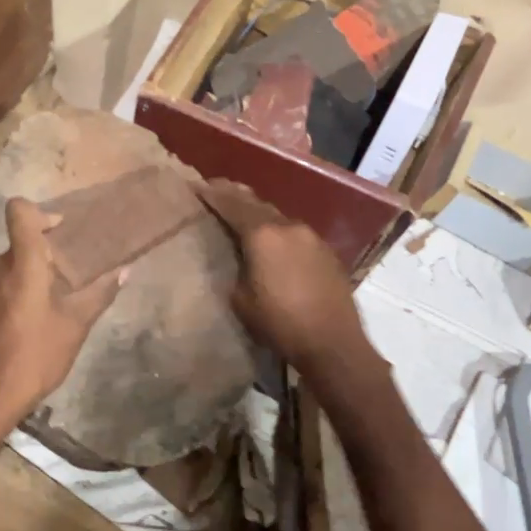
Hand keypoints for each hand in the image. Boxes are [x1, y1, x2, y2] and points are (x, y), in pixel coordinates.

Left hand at [0, 197, 124, 421]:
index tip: (58, 232)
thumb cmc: (37, 355)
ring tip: (42, 309)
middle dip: (40, 258)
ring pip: (5, 268)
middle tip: (63, 284)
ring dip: (23, 279)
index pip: (19, 211)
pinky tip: (20, 325)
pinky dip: (7, 296)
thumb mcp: (75, 326)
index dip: (38, 212)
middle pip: (18, 245)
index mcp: (22, 263)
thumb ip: (99, 293)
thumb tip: (125, 270)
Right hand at [198, 179, 365, 371]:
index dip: (212, 195)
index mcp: (263, 235)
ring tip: (243, 212)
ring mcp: (311, 237)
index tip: (197, 186)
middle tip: (218, 188)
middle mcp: (288, 227)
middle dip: (235, 195)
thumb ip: (237, 269)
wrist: (333, 344)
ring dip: (259, 213)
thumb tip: (240, 259)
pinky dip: (278, 230)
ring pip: (278, 217)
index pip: (231, 206)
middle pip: (256, 204)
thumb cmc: (280, 324)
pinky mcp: (326, 252)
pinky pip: (295, 233)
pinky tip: (274, 239)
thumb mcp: (241, 300)